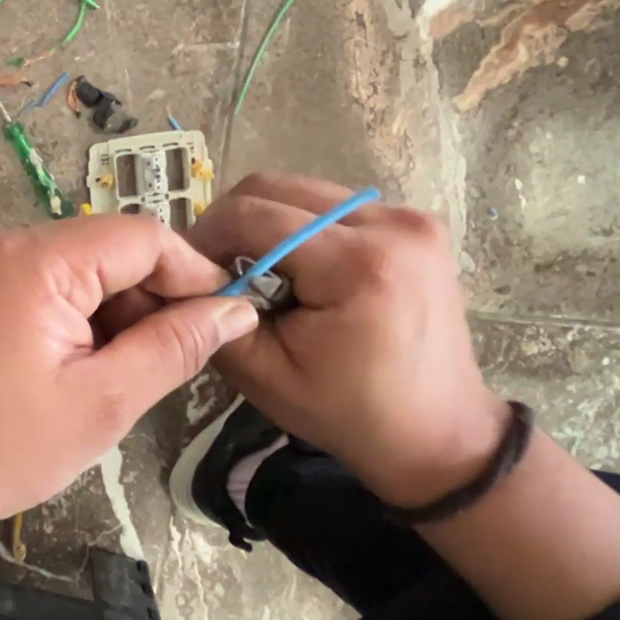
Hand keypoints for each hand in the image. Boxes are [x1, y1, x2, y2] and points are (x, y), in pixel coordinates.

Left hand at [0, 216, 258, 605]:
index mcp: (34, 261)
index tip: (217, 325)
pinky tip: (69, 369)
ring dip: (108, 313)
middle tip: (158, 366)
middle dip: (146, 299)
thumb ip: (174, 347)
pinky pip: (33, 286)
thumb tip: (234, 310)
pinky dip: (67, 317)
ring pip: (71, 269)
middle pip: (104, 248)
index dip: (190, 275)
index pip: (141, 236)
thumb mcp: (102, 403)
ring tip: (108, 378)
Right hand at [187, 173, 510, 507]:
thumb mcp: (260, 373)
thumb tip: (183, 274)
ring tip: (251, 269)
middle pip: (276, 188)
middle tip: (213, 267)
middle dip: (230, 223)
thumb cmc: (345, 410)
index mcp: (357, 263)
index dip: (205, 236)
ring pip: (302, 192)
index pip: (252, 214)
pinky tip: (293, 268)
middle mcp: (391, 223)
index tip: (186, 270)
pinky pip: (332, 206)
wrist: (436, 431)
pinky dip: (299, 228)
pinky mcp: (414, 224)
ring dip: (264, 223)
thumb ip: (214, 315)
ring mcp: (409, 218)